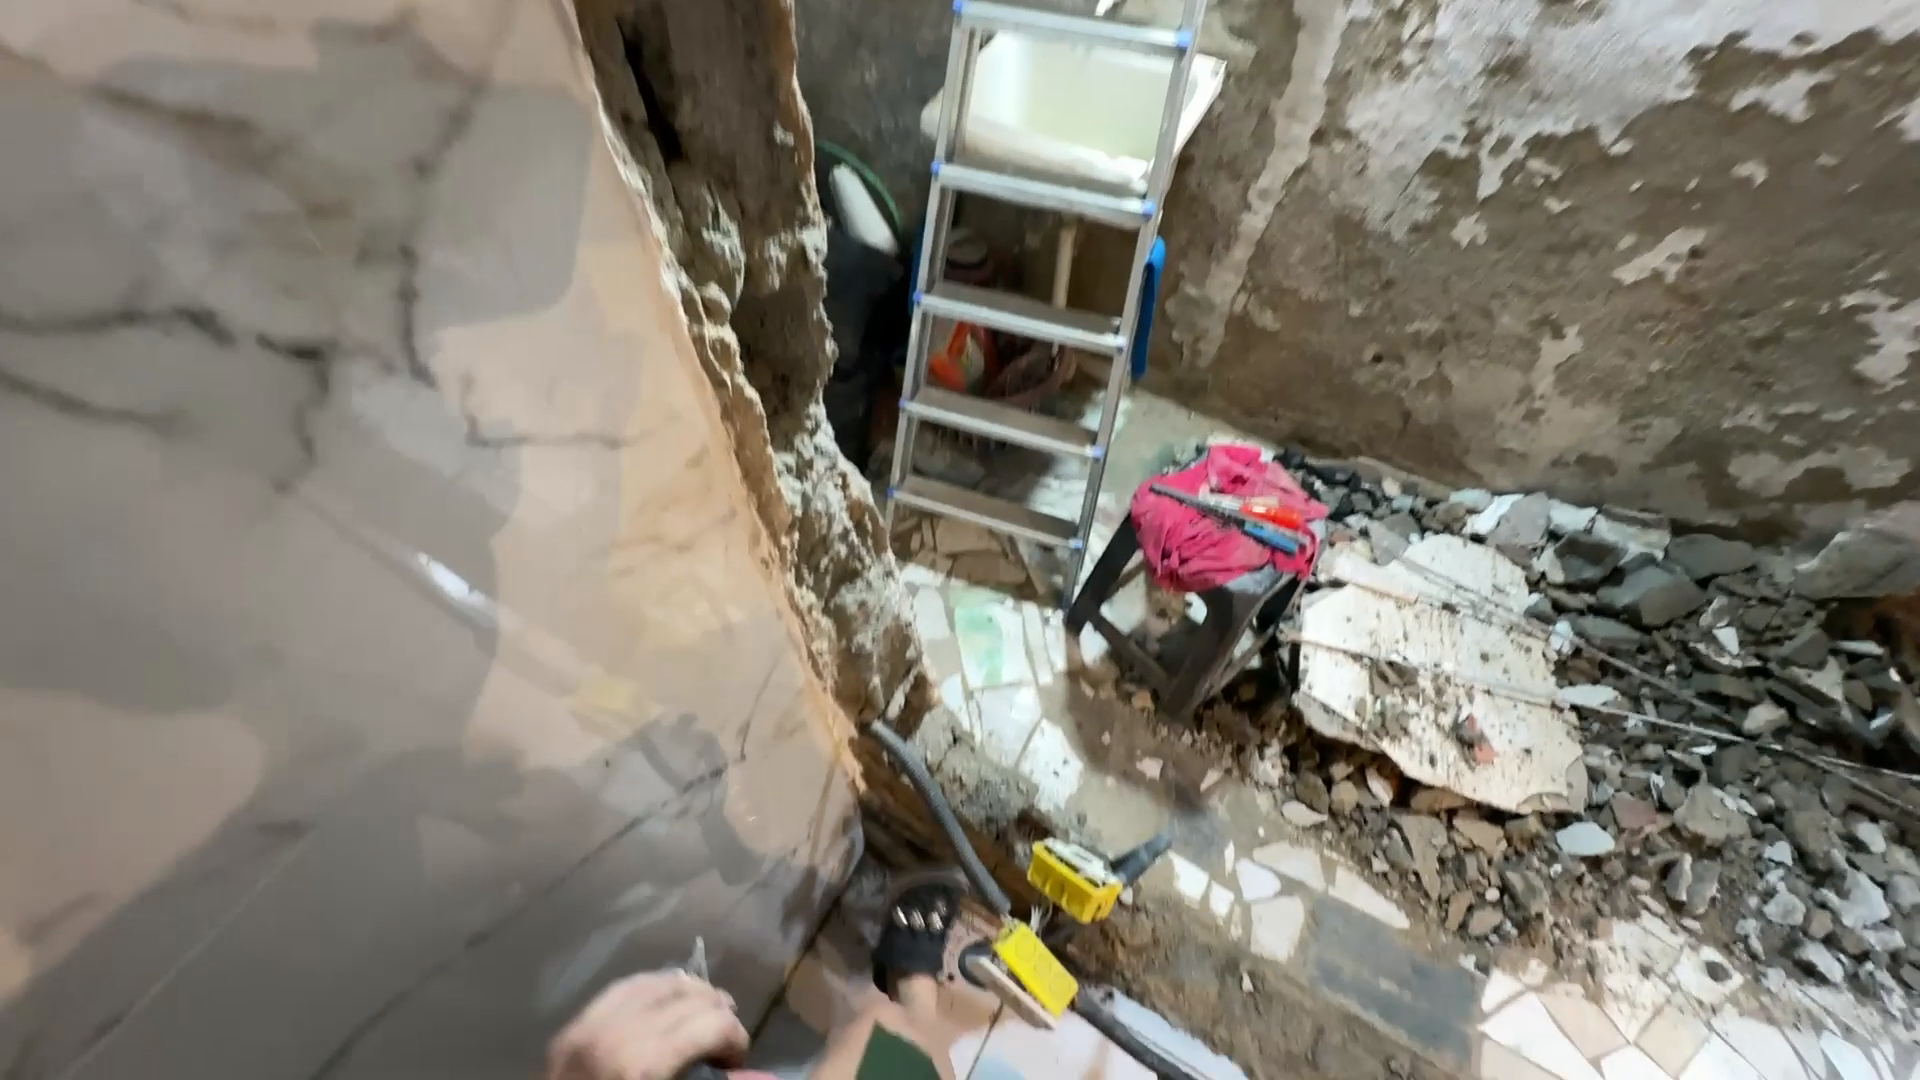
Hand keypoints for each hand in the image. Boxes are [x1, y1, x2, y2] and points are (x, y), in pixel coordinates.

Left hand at [547, 970, 749, 1079]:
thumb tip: (766, 1079)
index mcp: (642, 1067)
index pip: (712, 1025)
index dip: (736, 1037)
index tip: (737, 1058)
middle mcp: (619, 1035)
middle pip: (691, 998)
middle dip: (718, 1013)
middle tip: (724, 1037)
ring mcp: (592, 1026)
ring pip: (661, 982)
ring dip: (691, 993)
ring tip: (704, 1011)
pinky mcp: (575, 1026)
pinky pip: (627, 987)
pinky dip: (656, 988)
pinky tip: (669, 999)